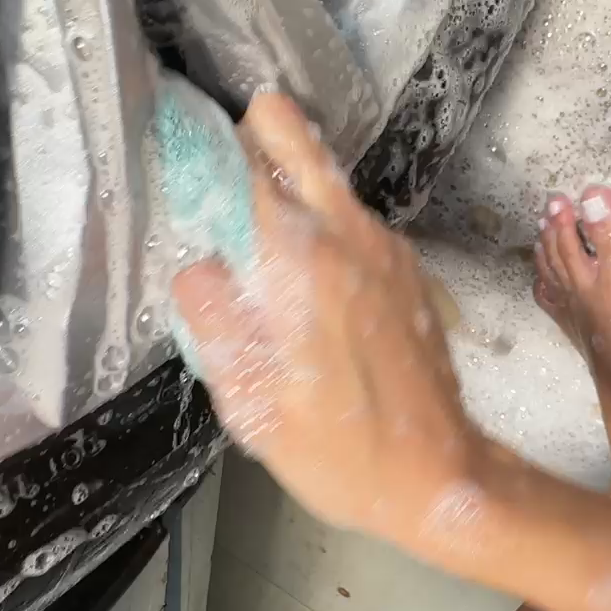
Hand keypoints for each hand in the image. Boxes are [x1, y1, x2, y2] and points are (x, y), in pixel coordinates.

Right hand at [173, 95, 483, 538]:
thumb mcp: (249, 402)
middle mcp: (351, 235)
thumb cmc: (337, 449)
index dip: (201, 147)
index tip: (173, 147)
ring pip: (329, 181)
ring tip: (260, 241)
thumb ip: (213, 317)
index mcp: (302, 261)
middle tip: (222, 171)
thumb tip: (197, 260)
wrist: (438, 475)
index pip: (242, 164)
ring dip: (291, 188)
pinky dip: (326, 227)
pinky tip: (311, 280)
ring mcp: (390, 248)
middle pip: (295, 138)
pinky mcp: (412, 270)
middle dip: (254, 134)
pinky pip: (355, 223)